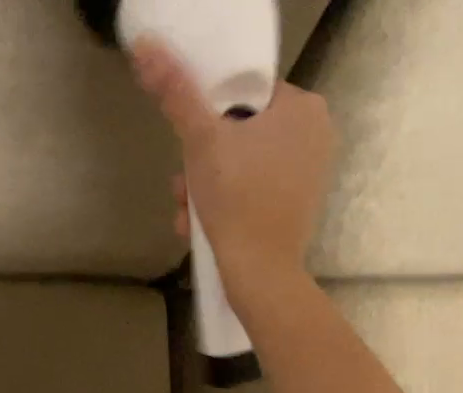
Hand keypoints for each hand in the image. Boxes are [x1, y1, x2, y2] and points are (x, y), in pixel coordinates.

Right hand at [131, 40, 337, 309]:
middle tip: (182, 188)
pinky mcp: (297, 205)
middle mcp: (315, 133)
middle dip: (201, 163)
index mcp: (302, 107)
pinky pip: (252, 191)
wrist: (260, 273)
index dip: (208, 118)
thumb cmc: (237, 201)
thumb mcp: (200, 142)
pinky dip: (224, 205)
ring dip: (204, 188)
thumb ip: (176, 94)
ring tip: (187, 214)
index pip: (243, 94)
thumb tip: (146, 48)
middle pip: (239, 133)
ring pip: (241, 166)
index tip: (189, 146)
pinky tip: (202, 226)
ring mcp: (309, 172)